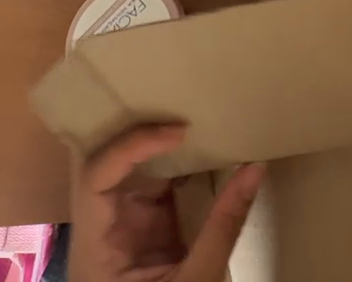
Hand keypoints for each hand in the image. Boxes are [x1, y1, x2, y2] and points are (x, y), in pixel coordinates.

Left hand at [69, 124, 264, 281]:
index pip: (98, 175)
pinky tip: (201, 150)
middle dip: (138, 132)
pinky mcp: (141, 238)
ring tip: (194, 117)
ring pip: (129, 173)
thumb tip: (255, 166)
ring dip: (159, 147)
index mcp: (96, 247)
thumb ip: (223, 224)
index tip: (181, 129)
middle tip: (179, 104)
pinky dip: (176, 168)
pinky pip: (153, 190)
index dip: (134, 143)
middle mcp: (99, 231)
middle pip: (105, 164)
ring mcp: (119, 233)